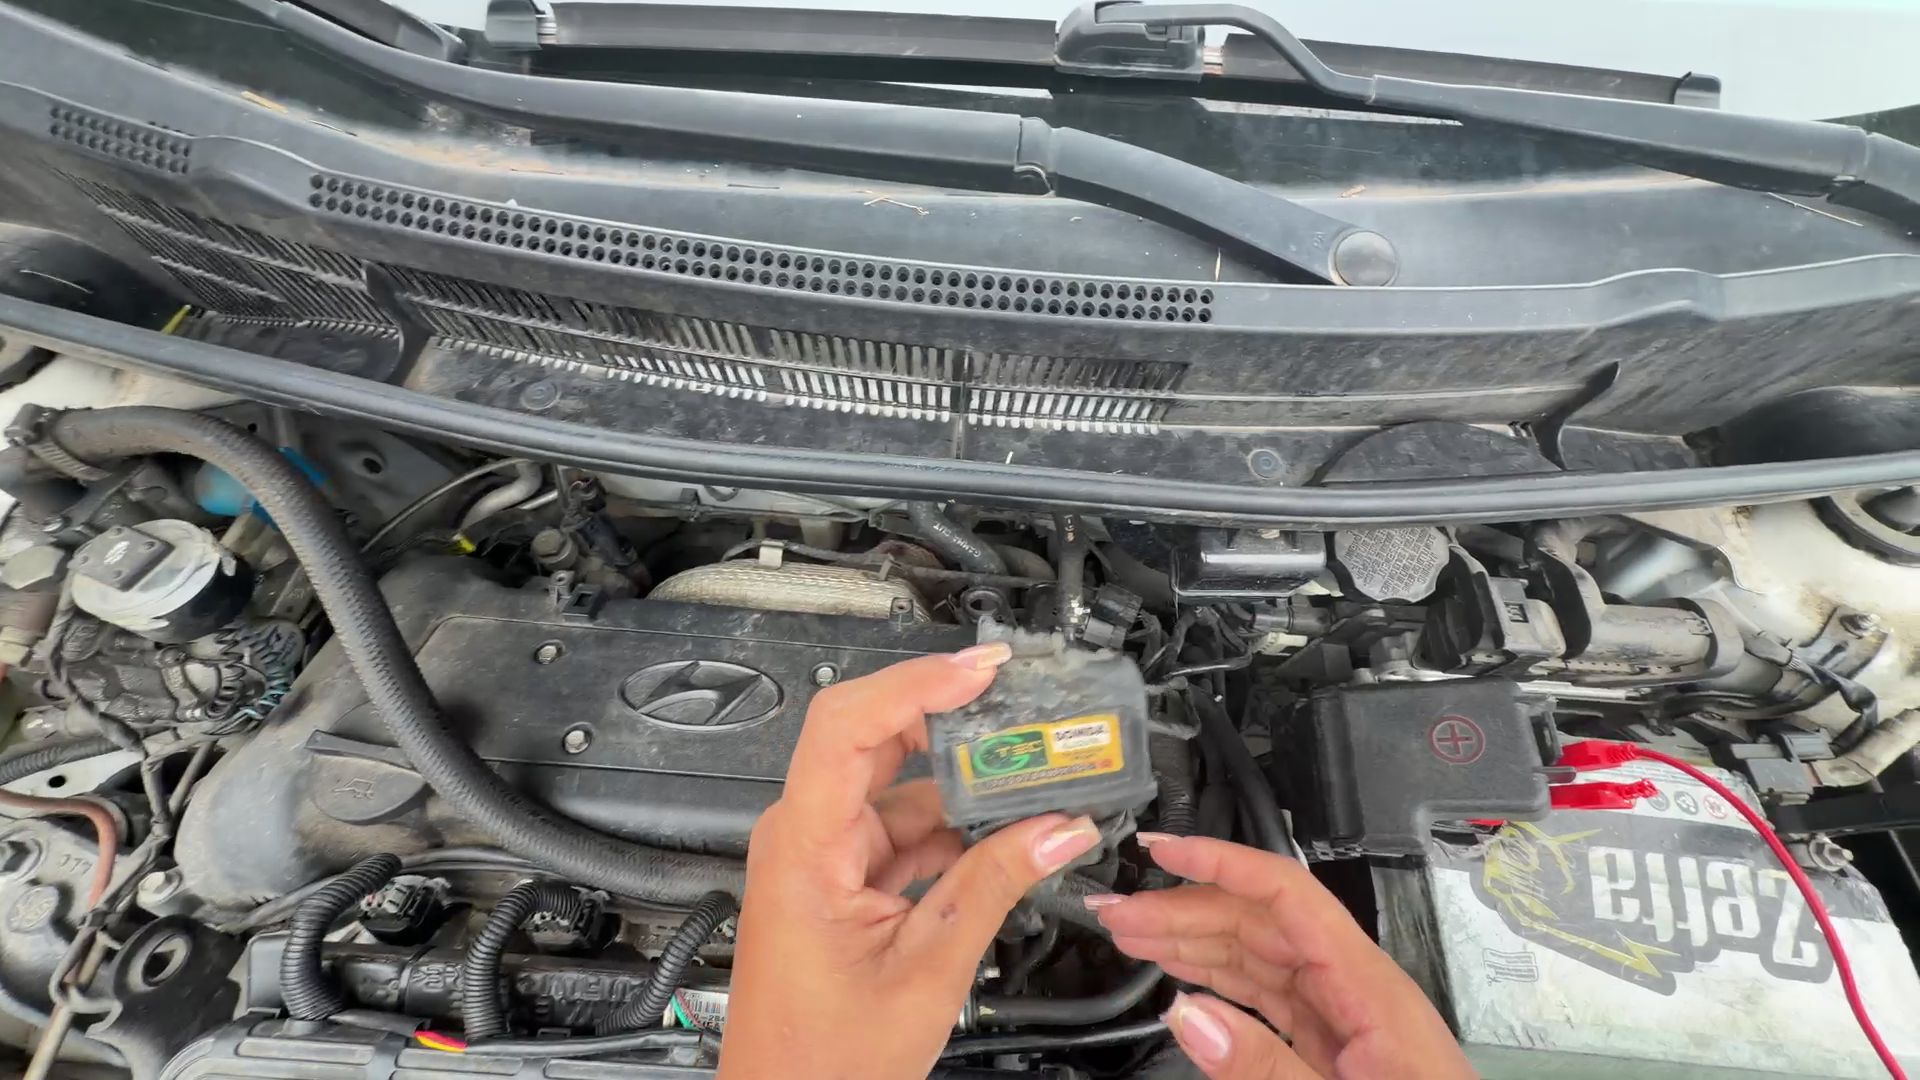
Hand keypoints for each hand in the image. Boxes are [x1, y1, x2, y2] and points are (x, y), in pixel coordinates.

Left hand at [718, 645, 1105, 1079]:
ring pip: (897, 777)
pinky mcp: (846, 865)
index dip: (914, 684)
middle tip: (1010, 695)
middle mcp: (806, 829)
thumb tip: (1058, 827)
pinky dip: (953, 817)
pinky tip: (1000, 823)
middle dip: (947, 711)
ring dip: (961, 772)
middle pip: (875, 734)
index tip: (978, 670)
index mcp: (803, 844)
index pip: (847, 725)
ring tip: (1024, 766)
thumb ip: (996, 885)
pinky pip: (904, 818)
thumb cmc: (823, 1063)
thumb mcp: (927, 969)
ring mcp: (826, 845)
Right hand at [1089, 835, 1475, 1079]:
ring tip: (1129, 934)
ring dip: (1186, 939)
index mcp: (1369, 987)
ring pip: (1250, 952)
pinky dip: (1211, 977)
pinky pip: (1260, 991)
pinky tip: (1175, 972)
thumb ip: (1265, 1068)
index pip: (1286, 893)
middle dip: (1181, 909)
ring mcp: (1339, 1014)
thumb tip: (1183, 1013)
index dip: (1221, 862)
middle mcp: (1351, 985)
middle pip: (1255, 920)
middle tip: (1116, 913)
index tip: (1162, 852)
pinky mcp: (1329, 1043)